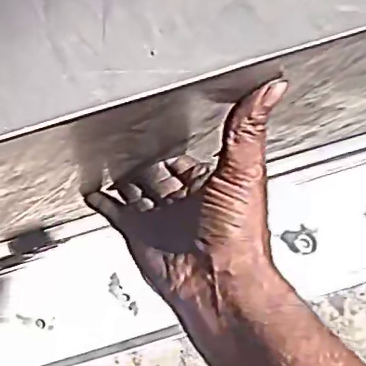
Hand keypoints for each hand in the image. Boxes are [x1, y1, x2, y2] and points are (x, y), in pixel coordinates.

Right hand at [86, 79, 288, 316]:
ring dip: (124, 178)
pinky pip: (116, 212)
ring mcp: (159, 218)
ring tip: (110, 160)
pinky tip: (94, 192)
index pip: (189, 156)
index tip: (167, 122)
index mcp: (212, 184)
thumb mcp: (244, 169)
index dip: (179, 140)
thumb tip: (270, 88)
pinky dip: (103, 202)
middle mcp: (184, 201)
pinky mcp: (138, 231)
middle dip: (146, 158)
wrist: (215, 278)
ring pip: (136, 190)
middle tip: (130, 138)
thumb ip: (248, 128)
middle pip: (158, 172)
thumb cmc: (238, 234)